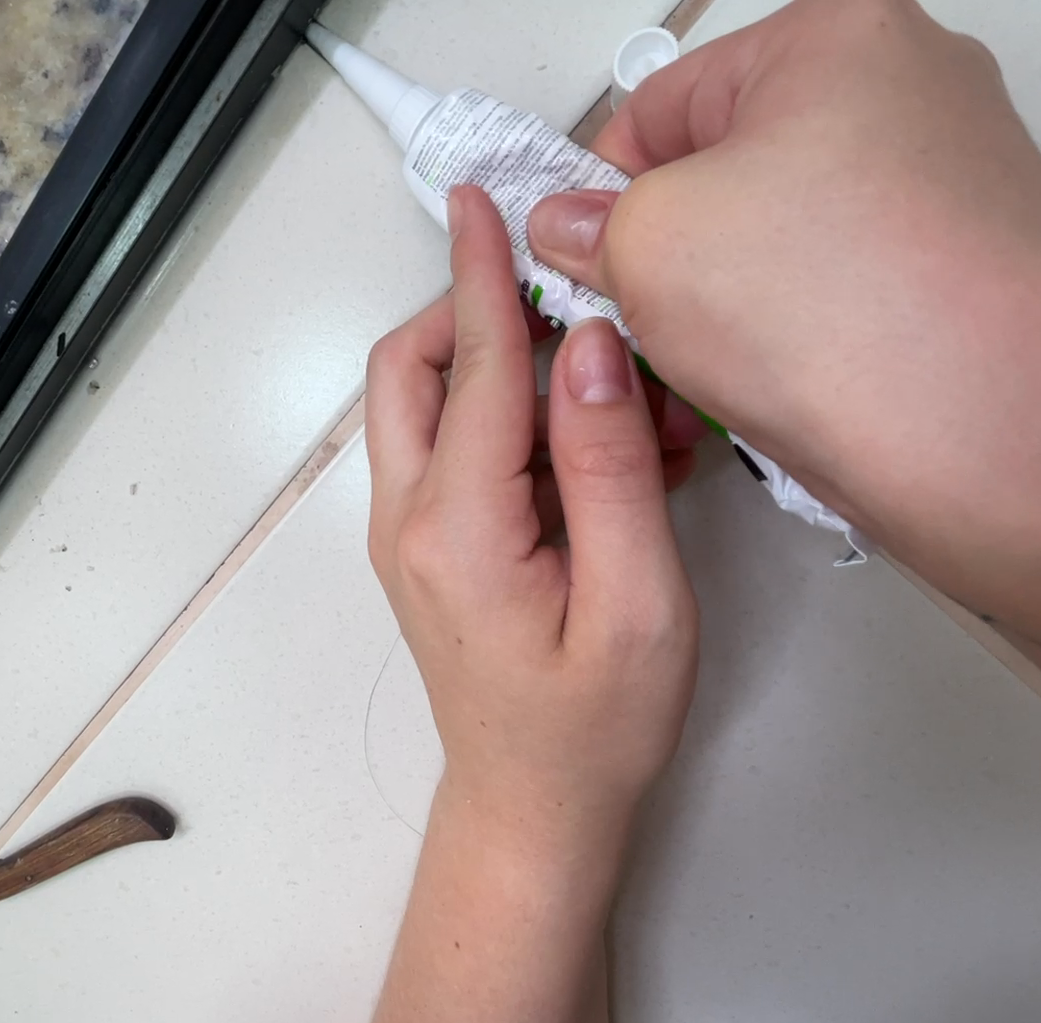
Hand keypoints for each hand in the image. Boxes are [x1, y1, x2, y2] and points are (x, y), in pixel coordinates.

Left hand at [366, 185, 697, 847]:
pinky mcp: (422, 545)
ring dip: (491, 369)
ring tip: (598, 399)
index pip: (473, 368)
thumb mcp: (636, 601)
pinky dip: (496, 420)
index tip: (482, 202)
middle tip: (563, 311)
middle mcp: (408, 518)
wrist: (531, 801)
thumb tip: (593, 350)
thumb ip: (608, 467)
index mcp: (459, 528)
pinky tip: (577, 450)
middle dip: (470, 315)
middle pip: (410, 372)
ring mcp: (405, 532)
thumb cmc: (593, 725)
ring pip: (419, 405)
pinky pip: (442, 449)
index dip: (484, 277)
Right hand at [524, 0, 1040, 865]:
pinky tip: (710, 401)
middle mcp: (872, 115)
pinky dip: (722, 352)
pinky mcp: (901, 306)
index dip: (577, 196)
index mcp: (819, 55)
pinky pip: (766, 312)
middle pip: (684, 191)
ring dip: (670, 322)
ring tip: (654, 385)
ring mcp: (897, 212)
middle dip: (625, 266)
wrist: (1004, 454)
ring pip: (723, 264)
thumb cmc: (838, 320)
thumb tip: (548, 226)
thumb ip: (587, 221)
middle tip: (596, 340)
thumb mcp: (666, 244)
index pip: (640, 110)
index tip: (541, 268)